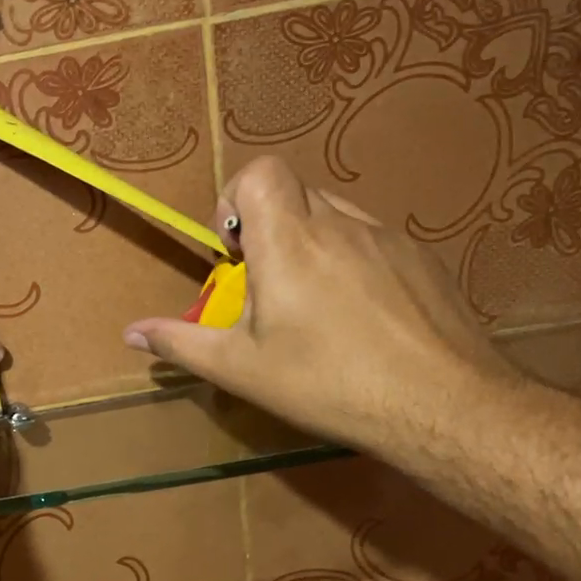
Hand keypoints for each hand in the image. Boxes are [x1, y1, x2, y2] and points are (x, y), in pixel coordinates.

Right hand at [122, 156, 518, 452]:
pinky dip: (350, 259)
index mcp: (289, 243)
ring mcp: (389, 241)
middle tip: (263, 281)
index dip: (235, 199)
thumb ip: (179, 342)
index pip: (261, 173)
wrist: (448, 407)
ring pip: (334, 214)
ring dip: (308, 241)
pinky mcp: (425, 262)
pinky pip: (372, 239)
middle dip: (266, 225)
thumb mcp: (239, 368)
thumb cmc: (329, 382)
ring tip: (310, 300)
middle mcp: (340, 227)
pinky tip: (357, 314)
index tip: (234, 250)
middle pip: (293, 191)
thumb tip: (131, 333)